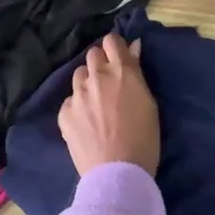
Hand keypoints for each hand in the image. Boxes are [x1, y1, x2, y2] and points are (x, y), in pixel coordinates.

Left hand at [58, 33, 160, 177]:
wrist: (117, 173)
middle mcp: (97, 77)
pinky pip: (70, 99)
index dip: (116, 47)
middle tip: (110, 80)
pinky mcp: (64, 114)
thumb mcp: (149, 102)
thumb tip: (132, 49)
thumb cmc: (144, 138)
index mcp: (122, 71)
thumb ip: (137, 73)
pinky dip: (78, 105)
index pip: (112, 41)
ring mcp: (77, 95)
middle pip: (93, 54)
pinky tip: (86, 121)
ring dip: (88, 81)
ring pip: (78, 74)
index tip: (121, 58)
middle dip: (101, 62)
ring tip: (96, 100)